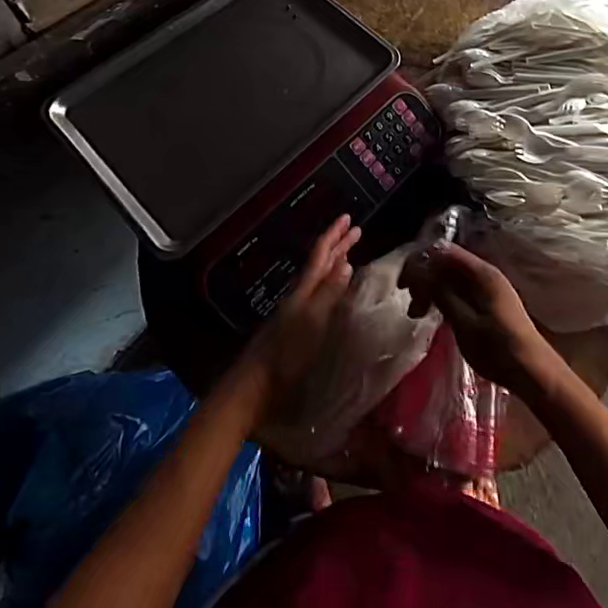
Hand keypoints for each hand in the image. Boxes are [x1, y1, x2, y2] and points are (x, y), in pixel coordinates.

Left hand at [230, 214, 360, 423]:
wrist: (252, 389)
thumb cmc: (284, 355)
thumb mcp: (310, 322)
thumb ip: (327, 294)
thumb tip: (346, 263)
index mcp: (303, 292)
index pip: (320, 256)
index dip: (334, 236)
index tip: (348, 218)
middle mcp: (299, 296)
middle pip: (319, 263)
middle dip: (337, 245)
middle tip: (355, 230)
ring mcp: (295, 311)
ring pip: (317, 278)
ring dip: (333, 263)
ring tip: (347, 255)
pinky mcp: (295, 327)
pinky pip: (317, 294)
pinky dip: (330, 284)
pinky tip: (334, 291)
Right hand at [398, 241, 561, 398]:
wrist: (531, 369)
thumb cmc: (497, 348)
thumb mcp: (463, 323)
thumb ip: (442, 293)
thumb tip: (420, 269)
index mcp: (482, 273)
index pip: (444, 251)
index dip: (420, 261)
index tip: (403, 285)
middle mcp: (486, 273)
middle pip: (447, 262)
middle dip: (424, 278)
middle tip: (411, 304)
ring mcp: (489, 286)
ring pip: (452, 277)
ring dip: (432, 289)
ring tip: (418, 314)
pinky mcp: (489, 300)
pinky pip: (461, 289)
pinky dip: (444, 297)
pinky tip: (436, 315)